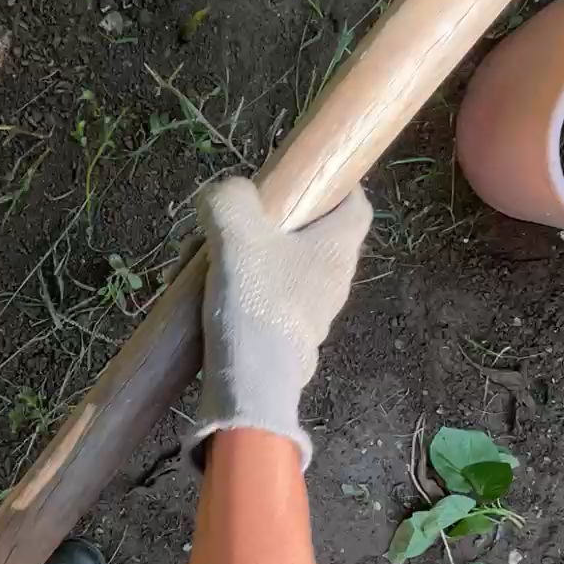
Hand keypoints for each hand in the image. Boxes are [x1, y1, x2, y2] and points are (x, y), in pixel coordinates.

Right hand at [186, 177, 372, 467]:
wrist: (250, 382)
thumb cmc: (257, 301)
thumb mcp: (237, 233)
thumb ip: (230, 200)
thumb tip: (227, 194)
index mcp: (337, 248)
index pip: (355, 204)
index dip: (335, 186)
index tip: (303, 180)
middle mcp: (335, 281)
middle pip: (311, 238)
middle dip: (273, 227)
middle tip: (236, 223)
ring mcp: (313, 315)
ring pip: (284, 271)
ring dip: (249, 262)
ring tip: (207, 265)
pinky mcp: (287, 341)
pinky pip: (269, 303)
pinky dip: (244, 294)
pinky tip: (209, 299)